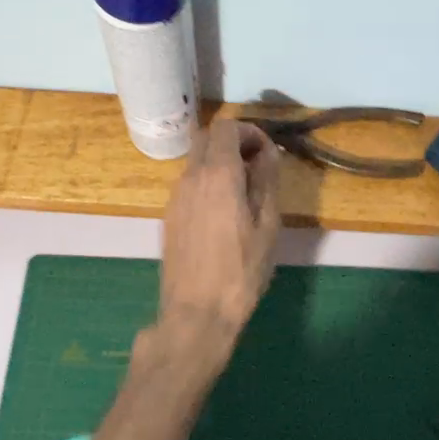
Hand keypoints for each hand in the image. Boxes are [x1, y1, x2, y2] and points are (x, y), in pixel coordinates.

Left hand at [156, 119, 280, 355]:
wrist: (196, 312)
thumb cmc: (241, 270)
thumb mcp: (267, 225)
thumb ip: (266, 181)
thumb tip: (268, 152)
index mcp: (217, 174)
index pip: (226, 126)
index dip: (250, 131)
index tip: (268, 153)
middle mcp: (190, 178)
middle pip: (207, 138)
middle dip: (234, 143)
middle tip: (259, 167)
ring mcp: (175, 197)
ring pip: (197, 161)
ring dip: (221, 163)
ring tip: (246, 193)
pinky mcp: (170, 217)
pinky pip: (190, 184)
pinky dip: (209, 183)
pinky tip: (226, 214)